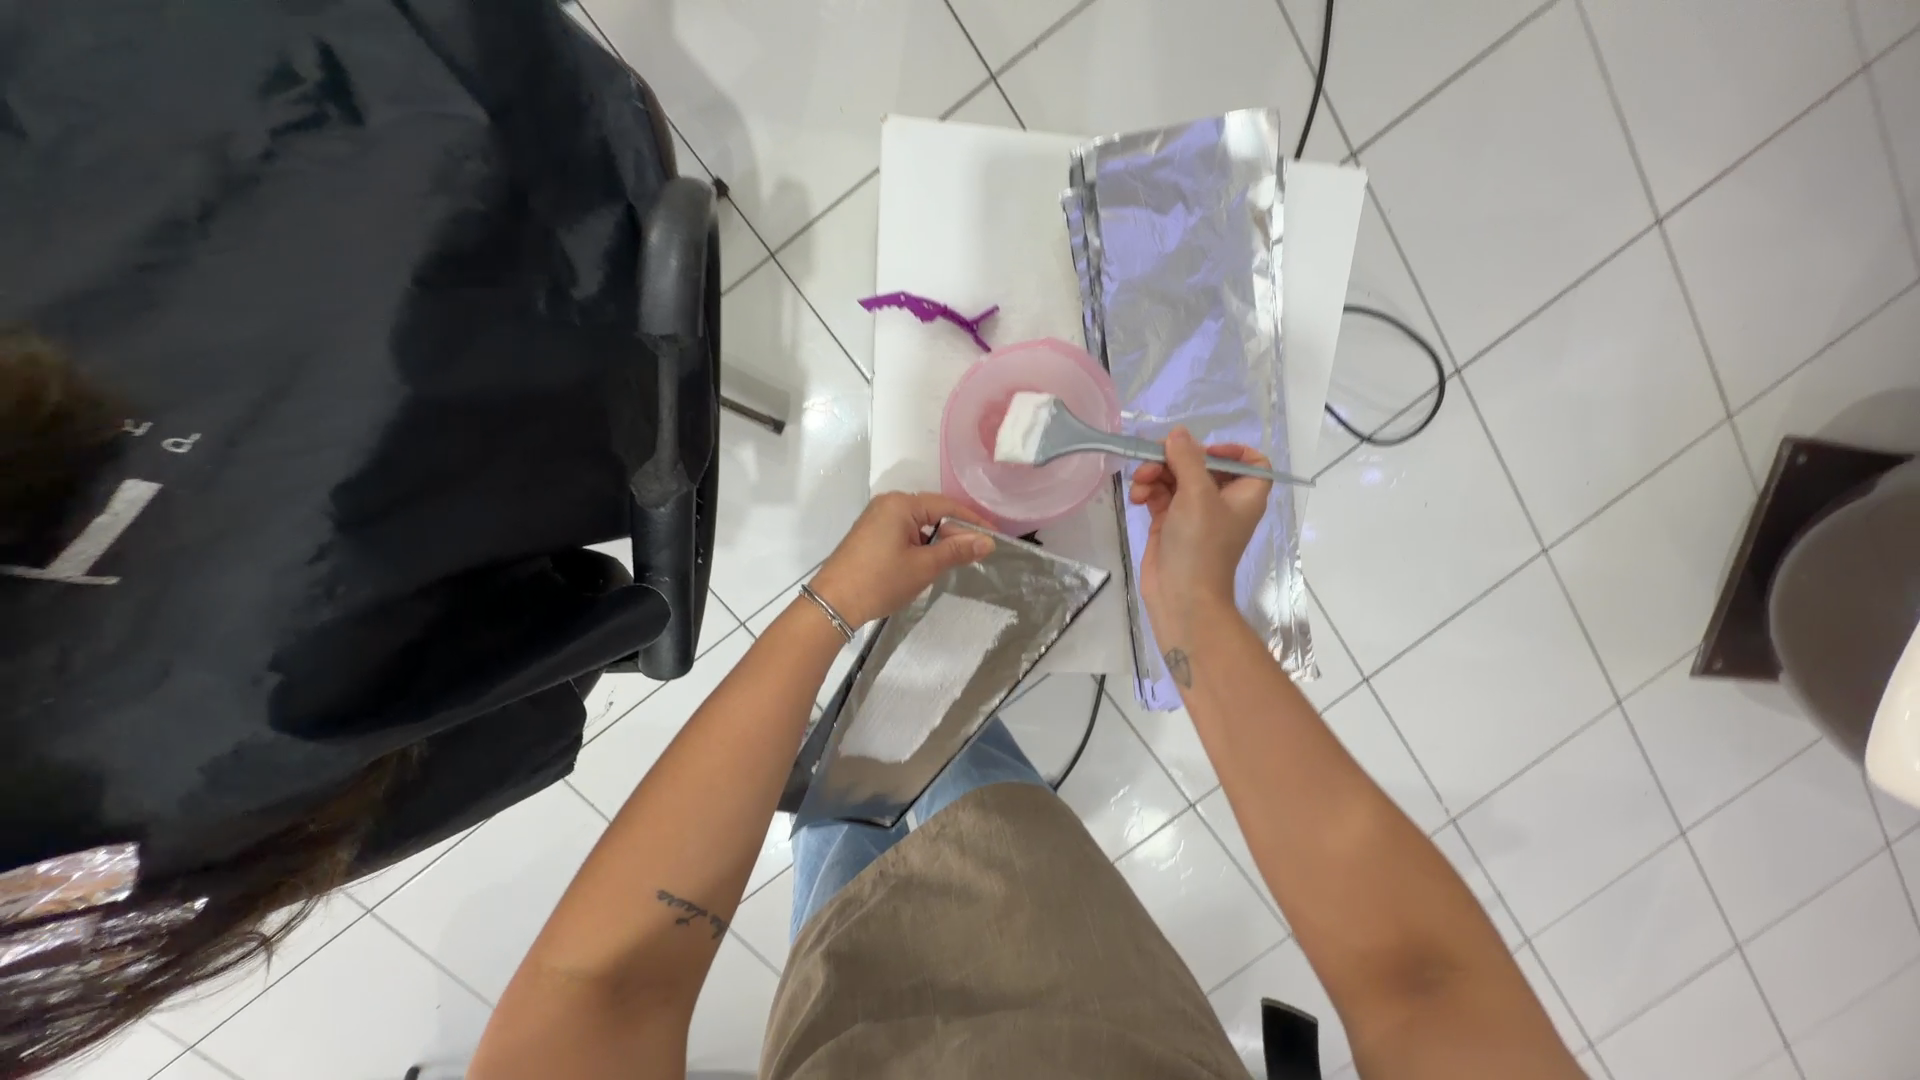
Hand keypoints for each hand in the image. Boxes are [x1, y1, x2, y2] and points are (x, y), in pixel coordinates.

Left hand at [808, 493, 995, 627]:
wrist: (833, 603)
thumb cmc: (881, 580)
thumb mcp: (924, 566)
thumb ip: (956, 550)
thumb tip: (987, 541)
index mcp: (900, 504)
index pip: (946, 506)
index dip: (972, 521)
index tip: (993, 536)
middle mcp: (887, 504)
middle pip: (932, 512)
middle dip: (955, 532)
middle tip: (977, 553)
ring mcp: (875, 520)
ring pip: (918, 525)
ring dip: (937, 541)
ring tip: (957, 560)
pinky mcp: (869, 536)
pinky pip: (903, 533)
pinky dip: (920, 545)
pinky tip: (930, 562)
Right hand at [1127, 428, 1271, 638]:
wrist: (1182, 595)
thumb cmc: (1200, 545)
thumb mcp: (1197, 495)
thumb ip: (1187, 459)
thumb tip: (1177, 433)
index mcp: (1244, 495)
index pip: (1251, 462)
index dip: (1231, 451)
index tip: (1204, 452)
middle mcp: (1222, 501)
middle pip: (1201, 465)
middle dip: (1174, 460)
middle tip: (1153, 462)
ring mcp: (1194, 513)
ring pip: (1175, 478)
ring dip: (1155, 475)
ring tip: (1140, 484)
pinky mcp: (1170, 523)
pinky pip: (1160, 495)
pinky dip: (1148, 492)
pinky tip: (1137, 498)